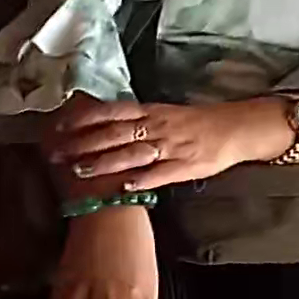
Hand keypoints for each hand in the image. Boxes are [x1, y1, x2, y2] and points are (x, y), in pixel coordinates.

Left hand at [46, 98, 290, 190]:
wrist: (241, 127)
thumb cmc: (193, 122)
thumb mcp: (161, 113)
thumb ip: (130, 119)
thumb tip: (93, 120)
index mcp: (150, 111)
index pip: (111, 111)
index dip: (84, 118)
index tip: (59, 126)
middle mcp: (157, 127)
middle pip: (115, 134)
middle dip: (84, 144)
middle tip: (56, 154)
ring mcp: (172, 146)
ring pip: (133, 154)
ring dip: (105, 163)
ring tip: (80, 172)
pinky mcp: (187, 166)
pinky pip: (162, 174)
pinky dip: (143, 179)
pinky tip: (124, 186)